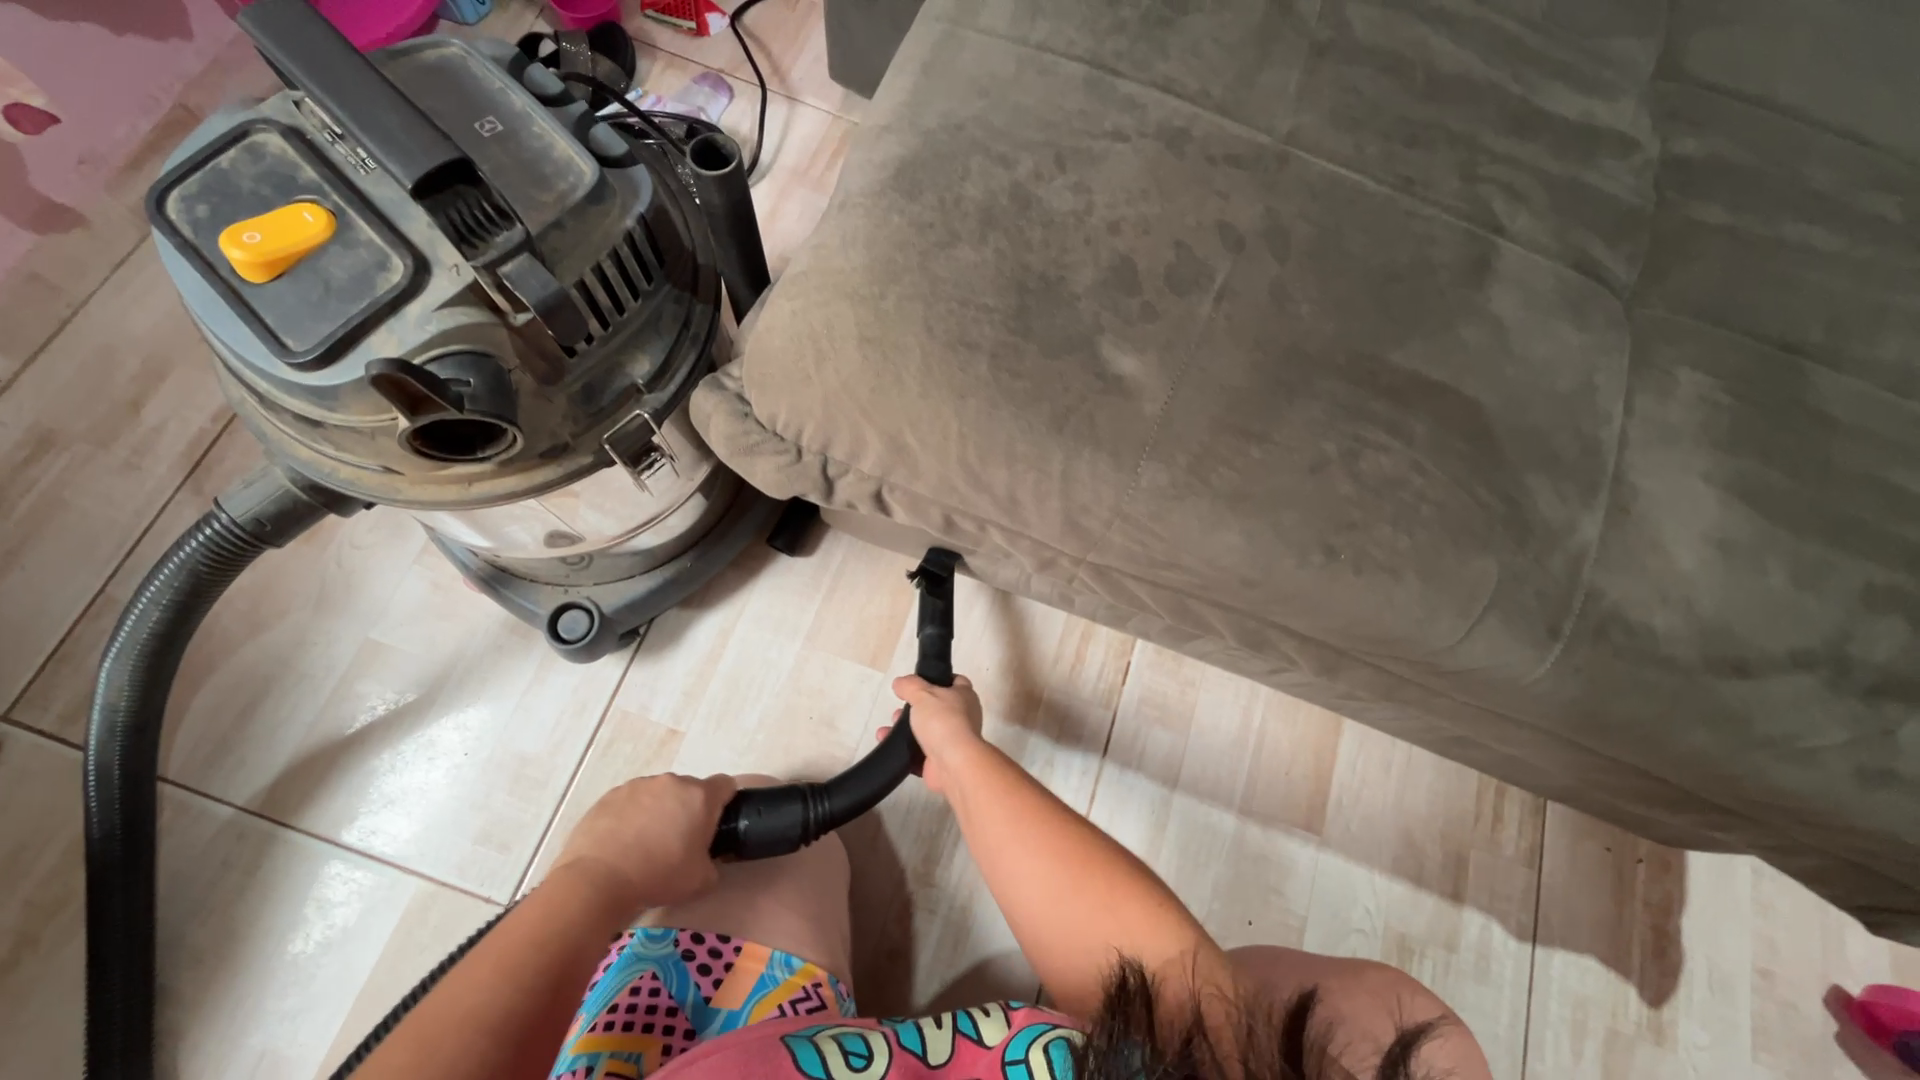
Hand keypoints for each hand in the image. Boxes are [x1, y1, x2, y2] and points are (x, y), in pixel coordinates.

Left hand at [552, 773, 737, 914]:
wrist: (596, 880)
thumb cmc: (657, 877)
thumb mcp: (701, 881)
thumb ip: (713, 864)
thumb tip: (706, 860)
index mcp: (699, 797)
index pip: (725, 785)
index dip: (724, 802)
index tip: (715, 824)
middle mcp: (671, 783)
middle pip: (689, 789)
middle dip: (688, 810)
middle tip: (678, 841)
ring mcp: (638, 786)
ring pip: (658, 794)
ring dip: (658, 810)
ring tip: (644, 843)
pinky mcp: (610, 795)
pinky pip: (630, 801)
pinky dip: (632, 815)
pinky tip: (621, 842)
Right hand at [882, 674, 985, 795]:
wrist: (953, 763)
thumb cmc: (942, 721)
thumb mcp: (922, 693)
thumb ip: (910, 685)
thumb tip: (900, 683)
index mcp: (964, 697)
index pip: (955, 682)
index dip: (938, 679)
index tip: (919, 683)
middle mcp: (962, 718)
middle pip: (935, 709)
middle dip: (913, 709)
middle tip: (898, 712)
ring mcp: (952, 742)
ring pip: (925, 732)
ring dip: (904, 731)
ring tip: (887, 730)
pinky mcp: (941, 762)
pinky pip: (918, 754)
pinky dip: (904, 750)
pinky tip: (888, 745)